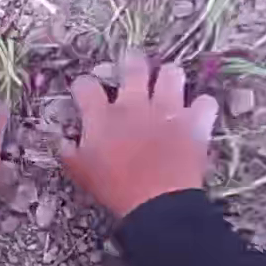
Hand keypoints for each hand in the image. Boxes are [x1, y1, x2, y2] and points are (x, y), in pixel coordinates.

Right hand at [61, 52, 217, 216]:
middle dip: (131, 61)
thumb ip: (68, 151)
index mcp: (102, 115)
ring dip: (169, 77)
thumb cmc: (114, 188)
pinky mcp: (194, 123)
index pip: (85, 85)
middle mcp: (134, 104)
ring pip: (171, 74)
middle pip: (133, 66)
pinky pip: (205, 102)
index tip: (84, 91)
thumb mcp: (80, 172)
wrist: (157, 204)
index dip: (83, 85)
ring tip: (167, 84)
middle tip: (131, 64)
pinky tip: (196, 113)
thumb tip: (60, 140)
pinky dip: (201, 107)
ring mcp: (167, 110)